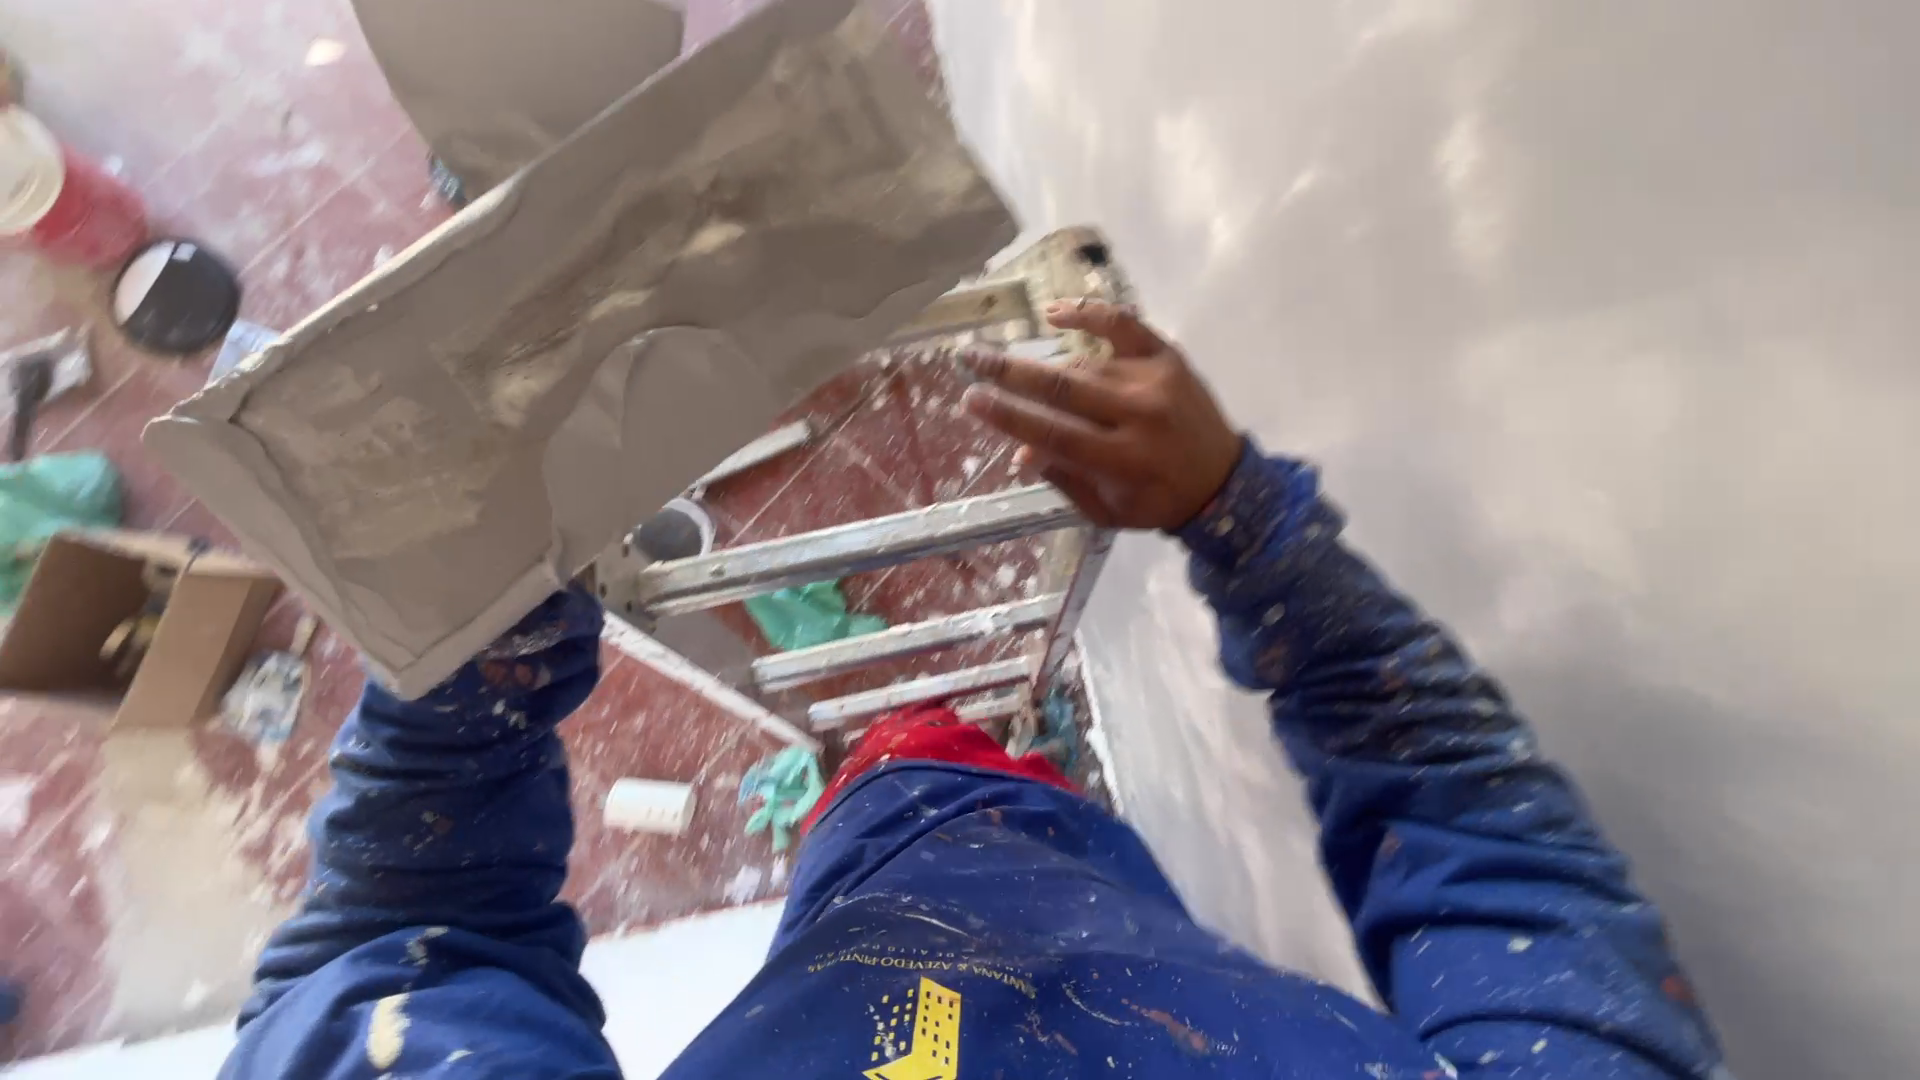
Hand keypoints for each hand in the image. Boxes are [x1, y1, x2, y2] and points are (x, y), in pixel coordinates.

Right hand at [961, 299, 1242, 530]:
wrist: (1222, 483)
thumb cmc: (1154, 502)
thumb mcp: (1105, 509)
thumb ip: (1064, 479)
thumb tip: (1021, 450)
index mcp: (1123, 460)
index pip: (1053, 432)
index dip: (1008, 416)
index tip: (970, 399)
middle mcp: (1139, 415)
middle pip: (1062, 388)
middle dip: (1008, 372)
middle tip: (969, 357)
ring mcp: (1155, 380)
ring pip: (1083, 365)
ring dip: (1045, 367)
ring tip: (1015, 369)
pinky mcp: (1168, 357)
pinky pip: (1123, 324)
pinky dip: (1088, 313)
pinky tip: (1054, 313)